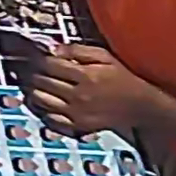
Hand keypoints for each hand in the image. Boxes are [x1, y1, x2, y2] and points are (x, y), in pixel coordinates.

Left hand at [24, 44, 166, 135]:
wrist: (143, 108)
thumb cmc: (122, 79)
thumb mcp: (106, 58)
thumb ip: (77, 50)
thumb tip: (53, 49)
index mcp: (87, 76)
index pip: (48, 65)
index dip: (38, 60)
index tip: (36, 58)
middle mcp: (79, 95)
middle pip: (40, 81)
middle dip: (33, 73)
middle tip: (32, 71)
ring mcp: (77, 112)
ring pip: (39, 99)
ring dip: (33, 90)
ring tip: (36, 85)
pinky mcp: (77, 125)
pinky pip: (48, 117)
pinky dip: (42, 109)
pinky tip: (44, 101)